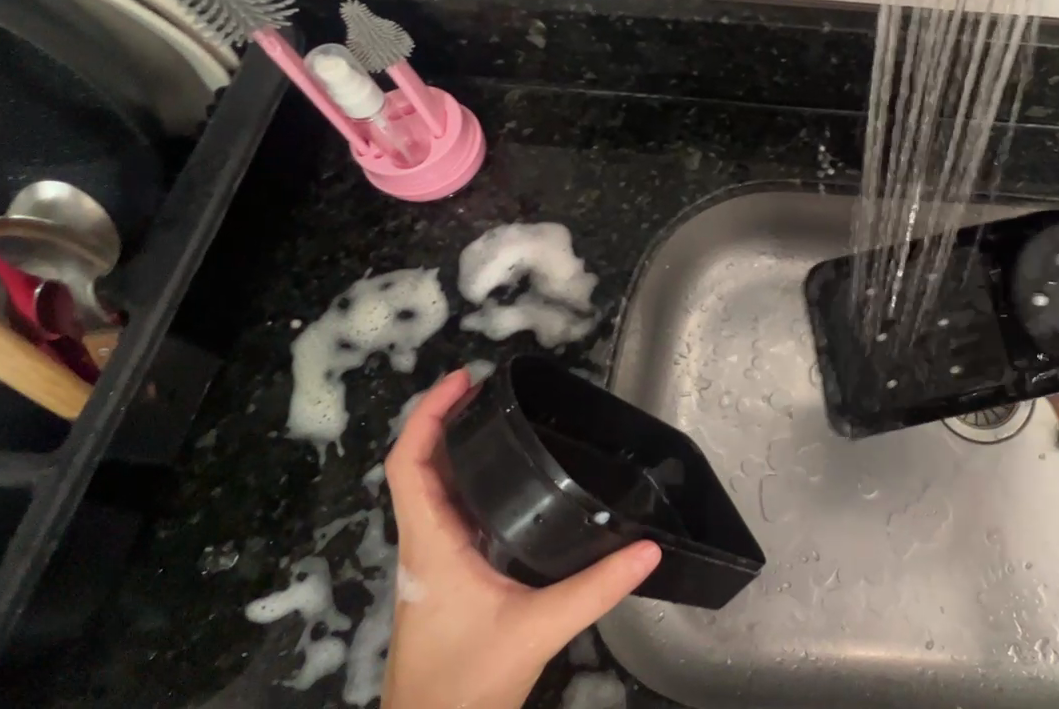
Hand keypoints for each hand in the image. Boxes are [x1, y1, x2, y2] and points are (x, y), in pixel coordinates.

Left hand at [382, 369, 660, 708]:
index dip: (428, 417)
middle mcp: (426, 545)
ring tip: (503, 420)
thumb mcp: (538, 630)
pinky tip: (510, 482)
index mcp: (432, 544)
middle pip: (420, 468)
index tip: (464, 380)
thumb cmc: (466, 685)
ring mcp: (434, 563)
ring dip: (457, 449)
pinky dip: (471, 481)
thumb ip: (596, 588)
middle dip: (447, 421)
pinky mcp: (448, 578)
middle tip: (492, 389)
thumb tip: (649, 549)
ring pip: (434, 490)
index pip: (409, 466)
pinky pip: (452, 512)